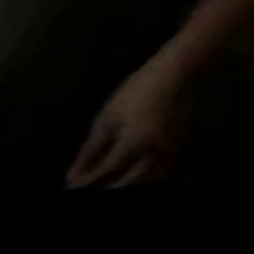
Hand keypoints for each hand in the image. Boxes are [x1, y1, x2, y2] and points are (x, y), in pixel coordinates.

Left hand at [66, 54, 189, 189]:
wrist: (177, 69)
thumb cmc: (136, 90)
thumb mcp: (106, 119)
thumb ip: (91, 149)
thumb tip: (74, 173)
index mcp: (136, 140)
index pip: (106, 168)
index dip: (87, 178)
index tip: (70, 184)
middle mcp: (157, 147)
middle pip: (129, 177)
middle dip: (106, 181)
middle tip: (90, 180)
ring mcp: (173, 144)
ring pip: (150, 174)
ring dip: (129, 180)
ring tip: (111, 178)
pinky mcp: (183, 139)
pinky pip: (167, 165)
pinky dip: (150, 173)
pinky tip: (138, 170)